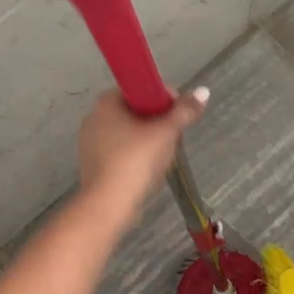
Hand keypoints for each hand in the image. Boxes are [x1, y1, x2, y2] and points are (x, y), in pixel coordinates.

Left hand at [76, 88, 208, 206]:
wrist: (109, 205)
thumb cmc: (136, 161)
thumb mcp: (166, 132)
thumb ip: (184, 111)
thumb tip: (203, 91)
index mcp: (106, 103)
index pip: (139, 88)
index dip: (163, 98)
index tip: (179, 114)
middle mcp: (94, 118)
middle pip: (135, 112)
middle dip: (159, 122)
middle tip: (175, 137)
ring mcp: (90, 143)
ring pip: (129, 133)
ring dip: (149, 141)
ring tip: (166, 157)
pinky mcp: (94, 165)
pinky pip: (121, 152)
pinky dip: (136, 156)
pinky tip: (149, 171)